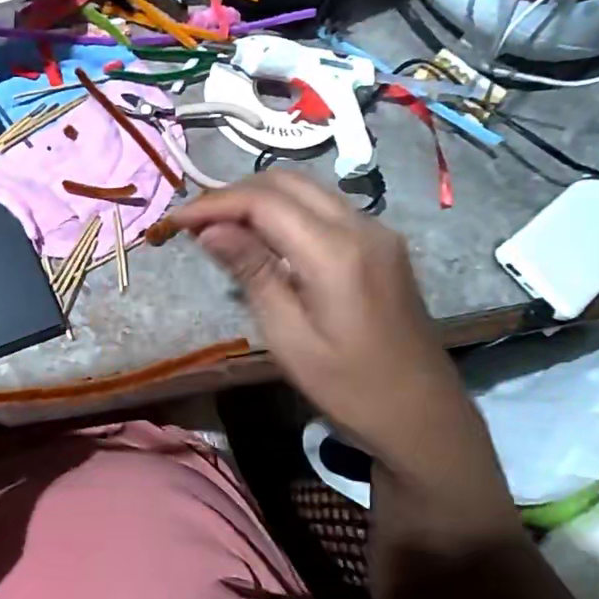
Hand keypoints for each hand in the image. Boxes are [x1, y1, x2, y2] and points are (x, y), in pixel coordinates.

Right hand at [175, 171, 473, 475]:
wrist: (423, 415)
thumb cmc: (350, 388)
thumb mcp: (290, 338)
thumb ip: (252, 273)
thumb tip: (210, 230)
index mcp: (336, 252)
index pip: (263, 202)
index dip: (214, 204)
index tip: (176, 221)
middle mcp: (362, 226)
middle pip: (286, 182)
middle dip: (234, 194)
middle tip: (194, 223)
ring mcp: (378, 232)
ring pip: (308, 190)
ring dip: (261, 199)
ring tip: (221, 228)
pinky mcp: (383, 245)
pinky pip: (326, 210)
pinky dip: (288, 212)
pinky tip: (265, 240)